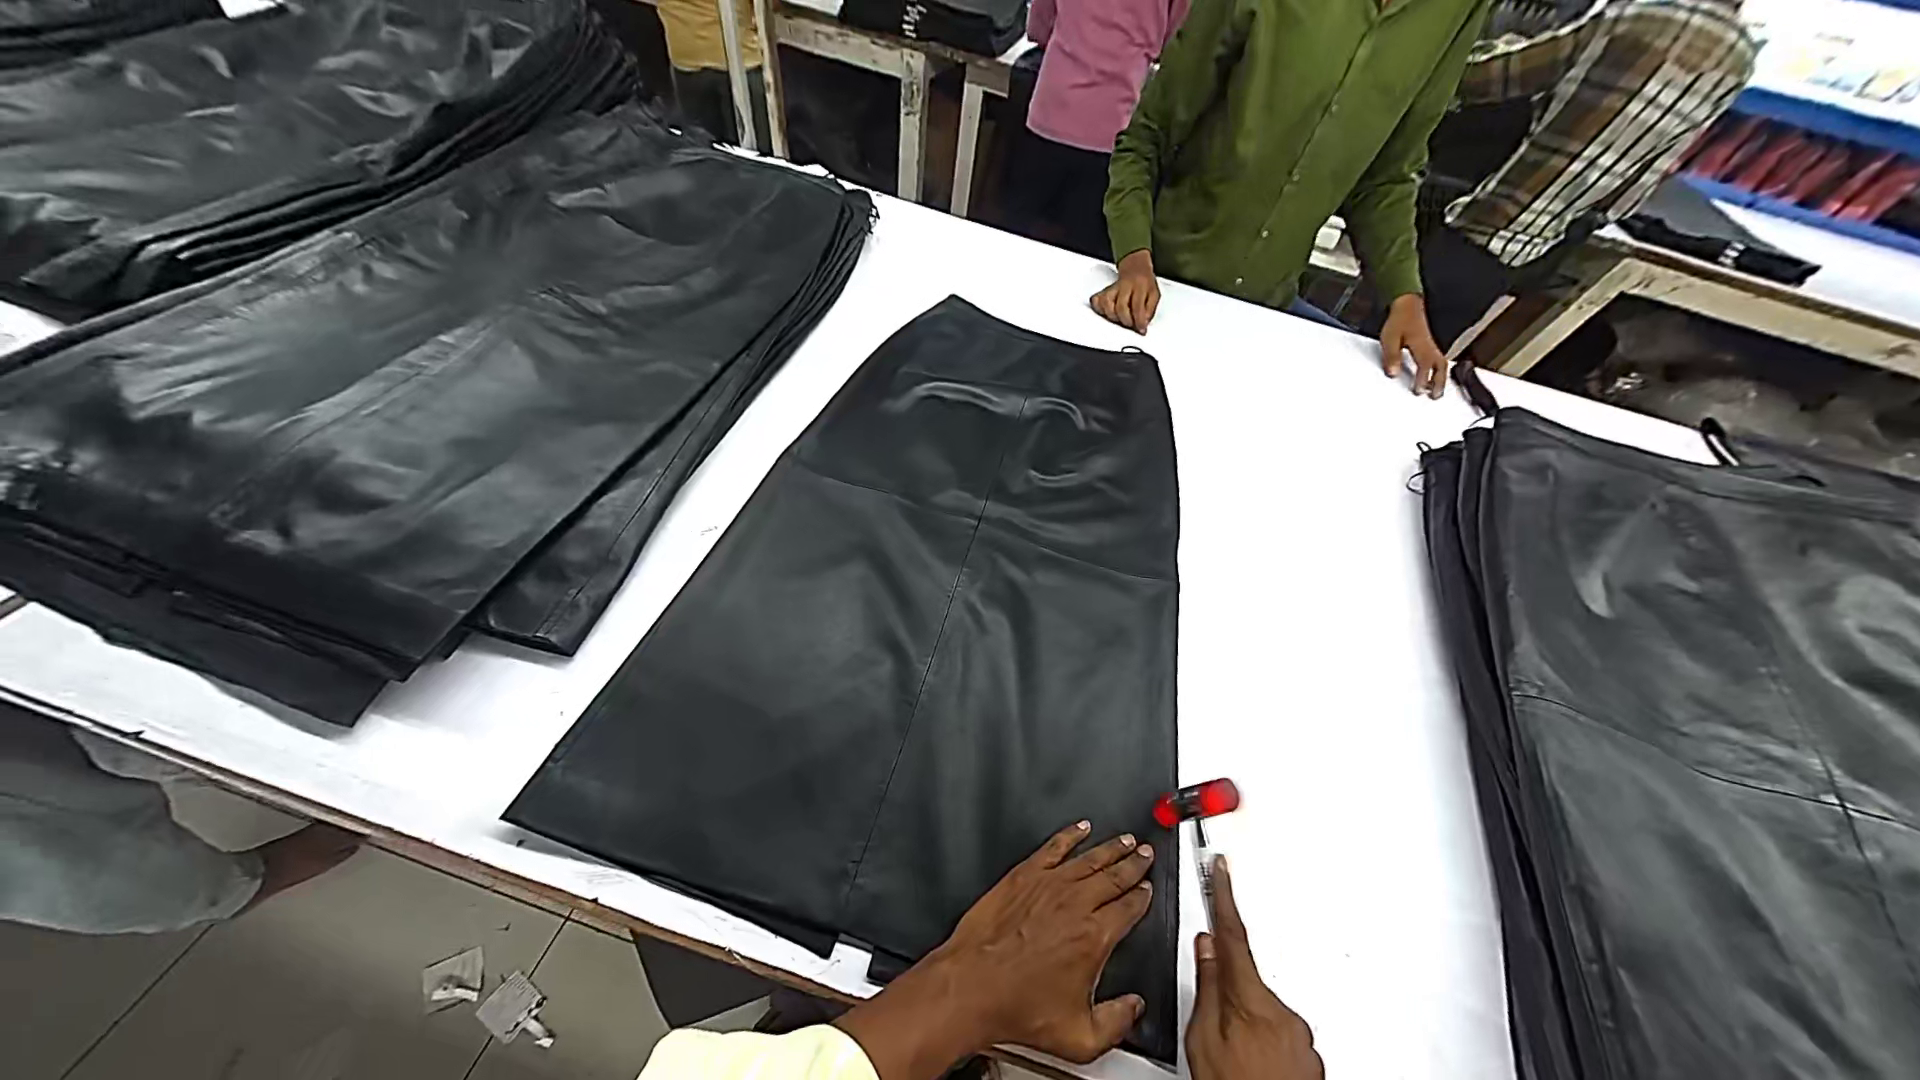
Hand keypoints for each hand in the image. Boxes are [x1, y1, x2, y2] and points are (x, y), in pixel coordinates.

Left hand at [835, 821, 1155, 1079]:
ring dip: (1111, 847)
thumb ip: (1116, 1022)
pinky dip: (1070, 835)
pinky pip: (1054, 847)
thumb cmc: (1016, 1006)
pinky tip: (1080, 828)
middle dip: (1134, 863)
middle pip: (1114, 876)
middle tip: (1146, 853)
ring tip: (1126, 840)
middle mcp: (1074, 904)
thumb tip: (1133, 1008)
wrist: (973, 984)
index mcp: (1092, 937)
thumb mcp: (1079, 1037)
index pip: (1128, 908)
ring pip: (1089, 858)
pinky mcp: (1024, 875)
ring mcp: (1048, 885)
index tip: (1148, 889)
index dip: (1143, 897)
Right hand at [1090, 249, 1160, 333]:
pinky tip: (1105, 312)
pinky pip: (1096, 300)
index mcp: (1140, 286)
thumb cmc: (1145, 284)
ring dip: (1112, 316)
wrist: (1135, 268)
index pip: (1138, 306)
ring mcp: (1113, 287)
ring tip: (1119, 318)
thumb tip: (1143, 325)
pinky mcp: (1104, 290)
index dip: (1139, 321)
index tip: (1141, 330)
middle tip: (1130, 324)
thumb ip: (1150, 310)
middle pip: (1121, 307)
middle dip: (1126, 320)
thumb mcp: (1154, 295)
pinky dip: (1098, 308)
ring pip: (1106, 304)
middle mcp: (1125, 286)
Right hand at [1187, 855, 1322, 1079]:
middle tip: (1214, 1032)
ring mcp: (1301, 1039)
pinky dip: (1260, 1044)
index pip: (1234, 935)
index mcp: (1252, 1000)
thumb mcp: (1203, 1040)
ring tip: (1232, 1063)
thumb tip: (1206, 946)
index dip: (1225, 897)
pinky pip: (1278, 1035)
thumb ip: (1207, 986)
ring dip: (1244, 1024)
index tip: (1222, 868)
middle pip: (1247, 979)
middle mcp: (1284, 1014)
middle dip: (1227, 991)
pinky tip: (1250, 1070)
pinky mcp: (1309, 1060)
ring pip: (1261, 1010)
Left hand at [1379, 293, 1447, 398]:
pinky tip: (1433, 375)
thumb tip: (1392, 374)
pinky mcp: (1428, 344)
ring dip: (1441, 378)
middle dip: (1439, 383)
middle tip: (1436, 396)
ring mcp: (1431, 345)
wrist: (1407, 304)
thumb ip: (1391, 357)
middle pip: (1440, 367)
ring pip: (1442, 363)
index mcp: (1422, 346)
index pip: (1425, 367)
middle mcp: (1430, 347)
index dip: (1423, 380)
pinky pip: (1438, 359)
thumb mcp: (1390, 339)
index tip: (1419, 392)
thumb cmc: (1399, 320)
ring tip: (1437, 390)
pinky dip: (1439, 370)